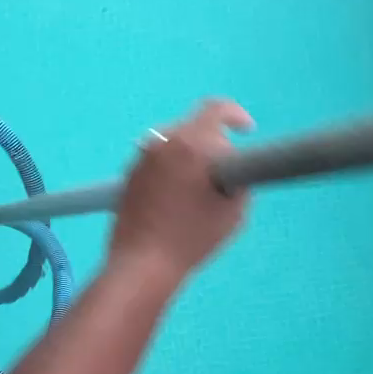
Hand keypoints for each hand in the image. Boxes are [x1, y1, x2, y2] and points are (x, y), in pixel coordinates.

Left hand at [108, 98, 254, 284]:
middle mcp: (162, 142)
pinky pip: (156, 161)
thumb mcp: (233, 210)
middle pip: (193, 127)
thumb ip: (237, 178)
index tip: (246, 132)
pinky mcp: (127, 176)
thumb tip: (227, 169)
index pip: (217, 110)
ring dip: (189, 156)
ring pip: (173, 144)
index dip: (236, 118)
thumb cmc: (192, 238)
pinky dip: (169, 170)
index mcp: (192, 143)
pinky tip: (174, 198)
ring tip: (197, 188)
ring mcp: (140, 158)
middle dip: (212, 142)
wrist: (143, 263)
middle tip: (221, 171)